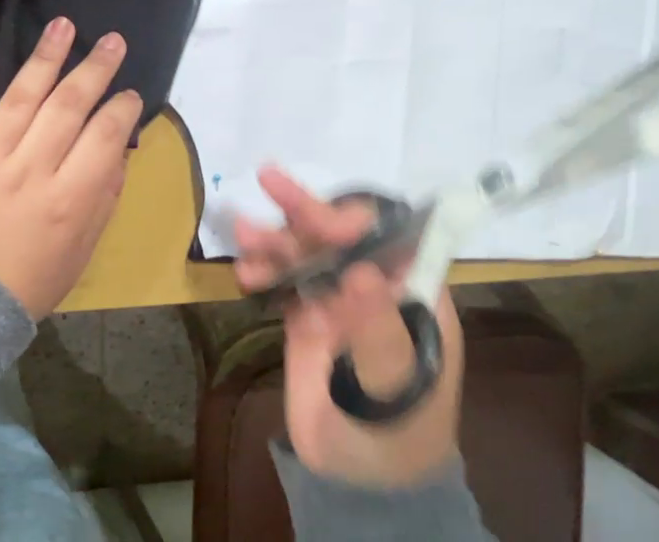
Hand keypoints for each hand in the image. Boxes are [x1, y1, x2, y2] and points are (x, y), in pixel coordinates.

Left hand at [0, 17, 143, 318]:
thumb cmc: (25, 285)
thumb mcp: (79, 254)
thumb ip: (100, 203)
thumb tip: (117, 156)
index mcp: (69, 198)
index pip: (104, 137)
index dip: (122, 109)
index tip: (129, 93)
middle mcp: (30, 170)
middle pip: (67, 107)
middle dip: (94, 69)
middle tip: (112, 41)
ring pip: (18, 99)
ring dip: (43, 58)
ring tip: (63, 25)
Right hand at [234, 167, 463, 488]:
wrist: (361, 477)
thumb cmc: (398, 432)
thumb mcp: (393, 383)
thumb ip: (378, 329)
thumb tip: (363, 272)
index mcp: (414, 295)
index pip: (392, 238)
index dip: (360, 219)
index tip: (328, 217)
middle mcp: (375, 288)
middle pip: (340, 236)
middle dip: (307, 209)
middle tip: (270, 181)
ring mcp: (337, 301)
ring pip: (304, 253)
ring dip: (275, 237)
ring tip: (244, 231)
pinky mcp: (305, 317)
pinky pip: (283, 281)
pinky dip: (262, 269)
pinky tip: (245, 270)